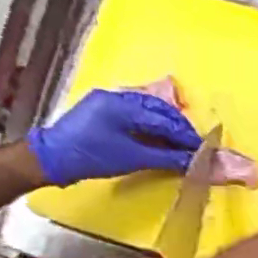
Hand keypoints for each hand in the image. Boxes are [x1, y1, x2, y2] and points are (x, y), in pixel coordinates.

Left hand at [25, 89, 201, 185]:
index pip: (164, 118)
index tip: (202, 148)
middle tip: (194, 146)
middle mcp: (117, 96)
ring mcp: (109, 100)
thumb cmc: (94, 157)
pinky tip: (161, 136)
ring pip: (148, 108)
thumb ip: (166, 157)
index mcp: (123, 106)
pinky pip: (136, 111)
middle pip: (158, 108)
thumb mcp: (133, 159)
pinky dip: (153, 124)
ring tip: (181, 142)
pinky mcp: (104, 109)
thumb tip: (193, 160)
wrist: (55, 156)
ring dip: (167, 124)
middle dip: (179, 127)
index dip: (185, 134)